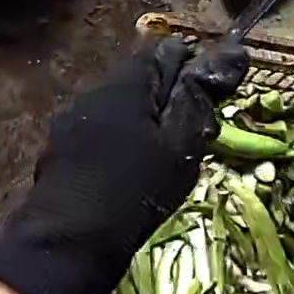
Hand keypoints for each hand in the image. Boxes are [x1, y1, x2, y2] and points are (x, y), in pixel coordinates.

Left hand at [0, 37, 247, 293]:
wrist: (67, 243)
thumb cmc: (135, 190)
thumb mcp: (180, 144)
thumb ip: (201, 96)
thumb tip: (233, 52)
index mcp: (128, 83)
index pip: (168, 50)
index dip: (194, 71)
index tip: (207, 105)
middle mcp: (95, 90)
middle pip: (143, 76)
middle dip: (168, 97)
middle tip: (186, 137)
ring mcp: (72, 117)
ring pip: (121, 103)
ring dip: (143, 119)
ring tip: (157, 157)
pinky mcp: (60, 144)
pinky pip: (101, 127)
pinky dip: (120, 138)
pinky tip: (125, 170)